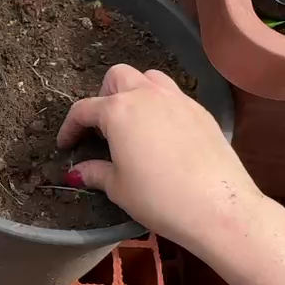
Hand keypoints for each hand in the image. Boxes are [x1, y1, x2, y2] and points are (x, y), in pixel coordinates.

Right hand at [56, 64, 271, 254]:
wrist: (218, 206)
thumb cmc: (159, 198)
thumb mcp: (119, 188)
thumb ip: (95, 173)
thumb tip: (77, 172)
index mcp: (119, 111)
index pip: (84, 109)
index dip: (69, 127)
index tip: (66, 146)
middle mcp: (147, 96)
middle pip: (117, 77)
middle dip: (103, 97)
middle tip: (101, 128)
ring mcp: (178, 100)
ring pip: (149, 79)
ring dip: (134, 93)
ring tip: (132, 123)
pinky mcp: (201, 112)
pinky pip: (173, 96)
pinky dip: (160, 106)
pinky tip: (161, 135)